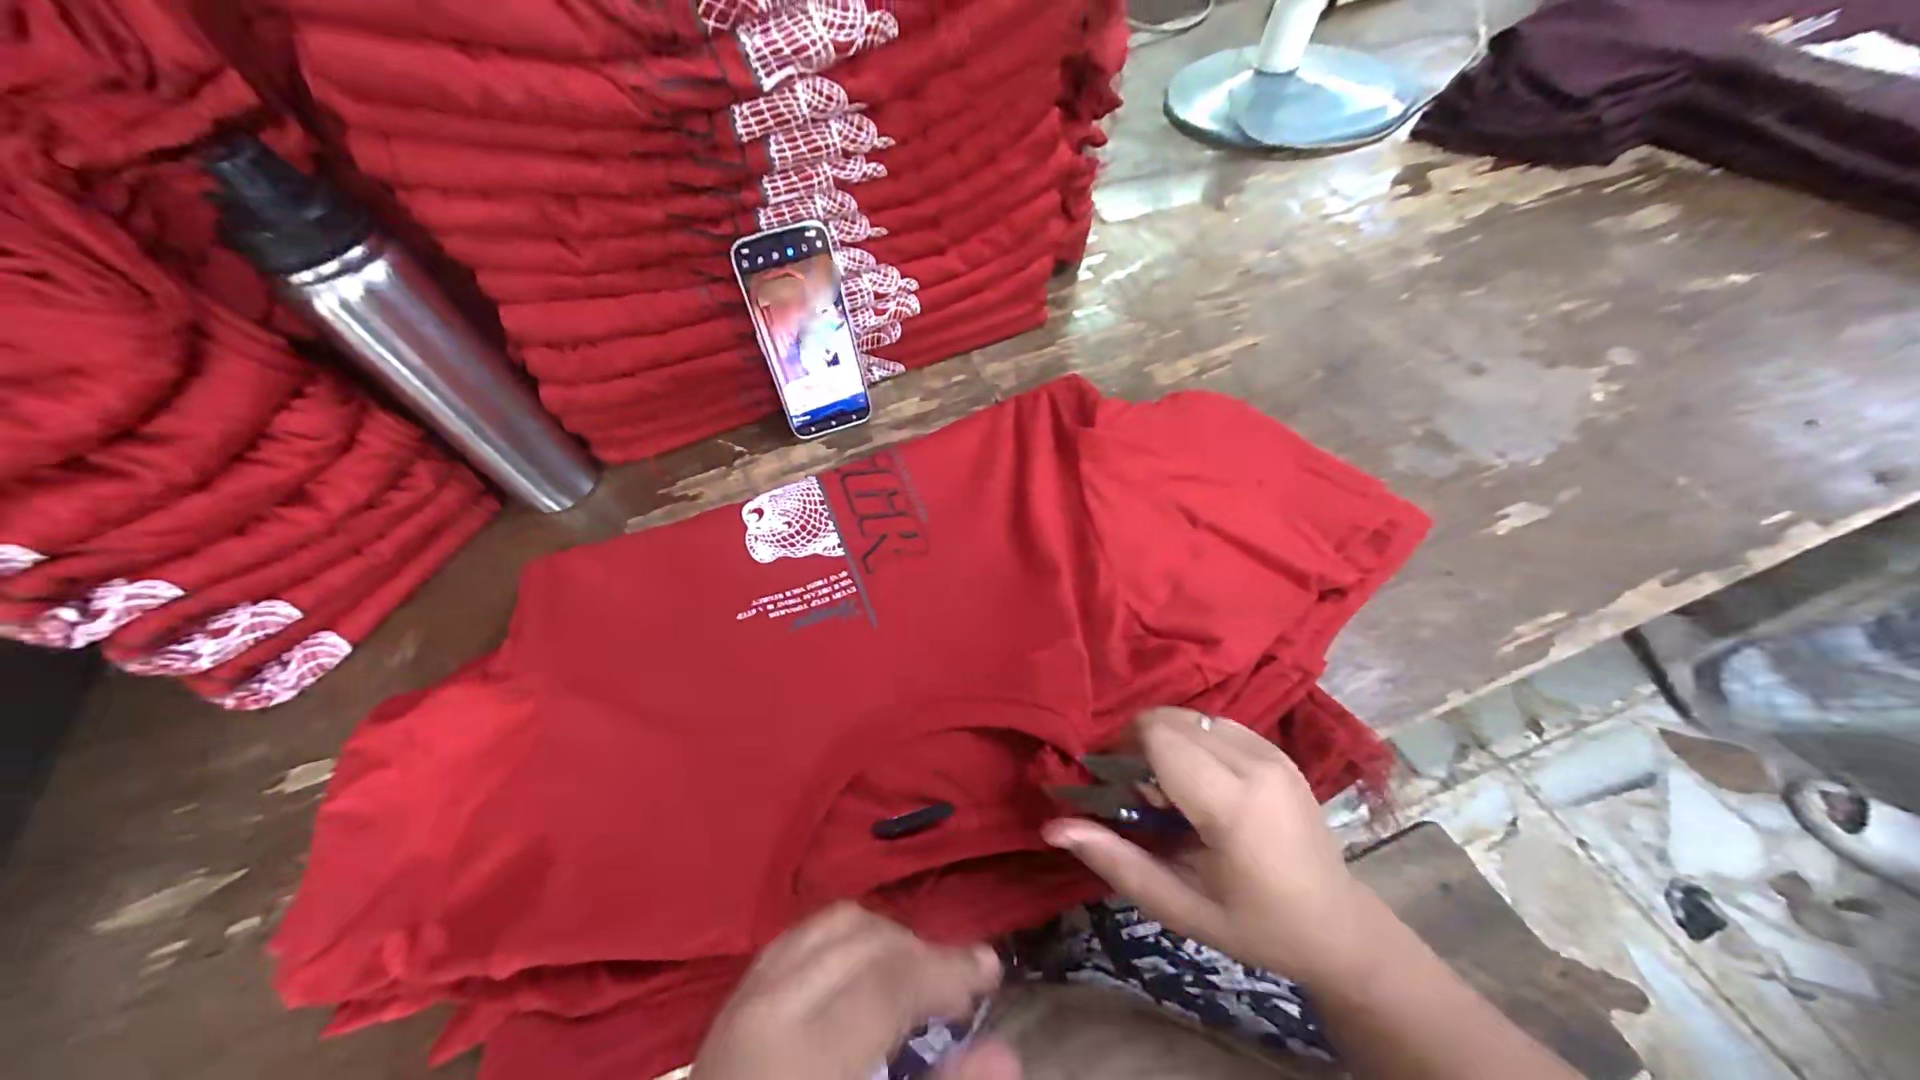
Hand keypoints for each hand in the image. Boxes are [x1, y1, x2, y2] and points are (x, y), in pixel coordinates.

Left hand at [692, 902, 1012, 1079]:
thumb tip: (1006, 1053)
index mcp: (804, 1054)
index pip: (890, 980)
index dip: (949, 969)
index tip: (991, 972)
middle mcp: (770, 1005)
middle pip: (865, 939)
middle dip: (922, 951)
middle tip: (958, 984)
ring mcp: (745, 995)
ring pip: (832, 923)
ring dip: (885, 937)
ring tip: (913, 973)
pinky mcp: (733, 996)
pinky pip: (801, 935)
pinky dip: (844, 939)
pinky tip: (862, 968)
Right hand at [1042, 707, 1371, 981]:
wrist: (1337, 926)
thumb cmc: (1254, 925)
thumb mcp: (1179, 906)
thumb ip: (1115, 861)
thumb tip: (1053, 827)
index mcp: (1234, 804)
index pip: (1159, 737)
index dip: (1123, 751)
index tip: (1114, 788)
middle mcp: (1256, 763)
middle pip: (1170, 720)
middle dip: (1140, 746)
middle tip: (1139, 797)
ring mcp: (1272, 752)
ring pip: (1191, 717)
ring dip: (1166, 741)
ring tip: (1170, 792)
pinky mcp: (1278, 750)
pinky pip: (1216, 724)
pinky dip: (1192, 741)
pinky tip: (1198, 783)